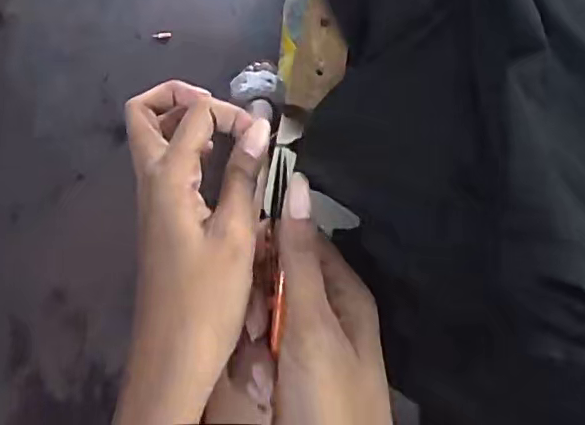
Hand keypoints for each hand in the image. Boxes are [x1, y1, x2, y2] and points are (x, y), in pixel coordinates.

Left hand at [115, 81, 273, 424]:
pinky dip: (184, 146)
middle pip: (142, 112)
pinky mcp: (157, 213)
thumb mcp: (235, 235)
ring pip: (149, 135)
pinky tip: (215, 163)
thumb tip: (258, 124)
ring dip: (180, 119)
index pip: (194, 113)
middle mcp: (149, 177)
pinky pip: (162, 160)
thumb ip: (244, 174)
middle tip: (214, 107)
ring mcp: (149, 196)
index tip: (261, 136)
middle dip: (175, 95)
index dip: (230, 113)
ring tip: (221, 131)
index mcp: (166, 176)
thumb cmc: (205, 300)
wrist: (170, 360)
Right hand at [273, 174, 392, 424]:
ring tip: (259, 373)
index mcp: (342, 289)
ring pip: (263, 312)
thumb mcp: (311, 324)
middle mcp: (326, 308)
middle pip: (277, 275)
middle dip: (257, 301)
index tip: (243, 262)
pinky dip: (254, 363)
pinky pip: (260, 347)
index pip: (297, 237)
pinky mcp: (289, 371)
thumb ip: (299, 254)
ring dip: (253, 338)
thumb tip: (298, 181)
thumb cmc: (329, 402)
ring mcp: (307, 343)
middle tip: (256, 330)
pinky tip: (256, 386)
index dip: (268, 245)